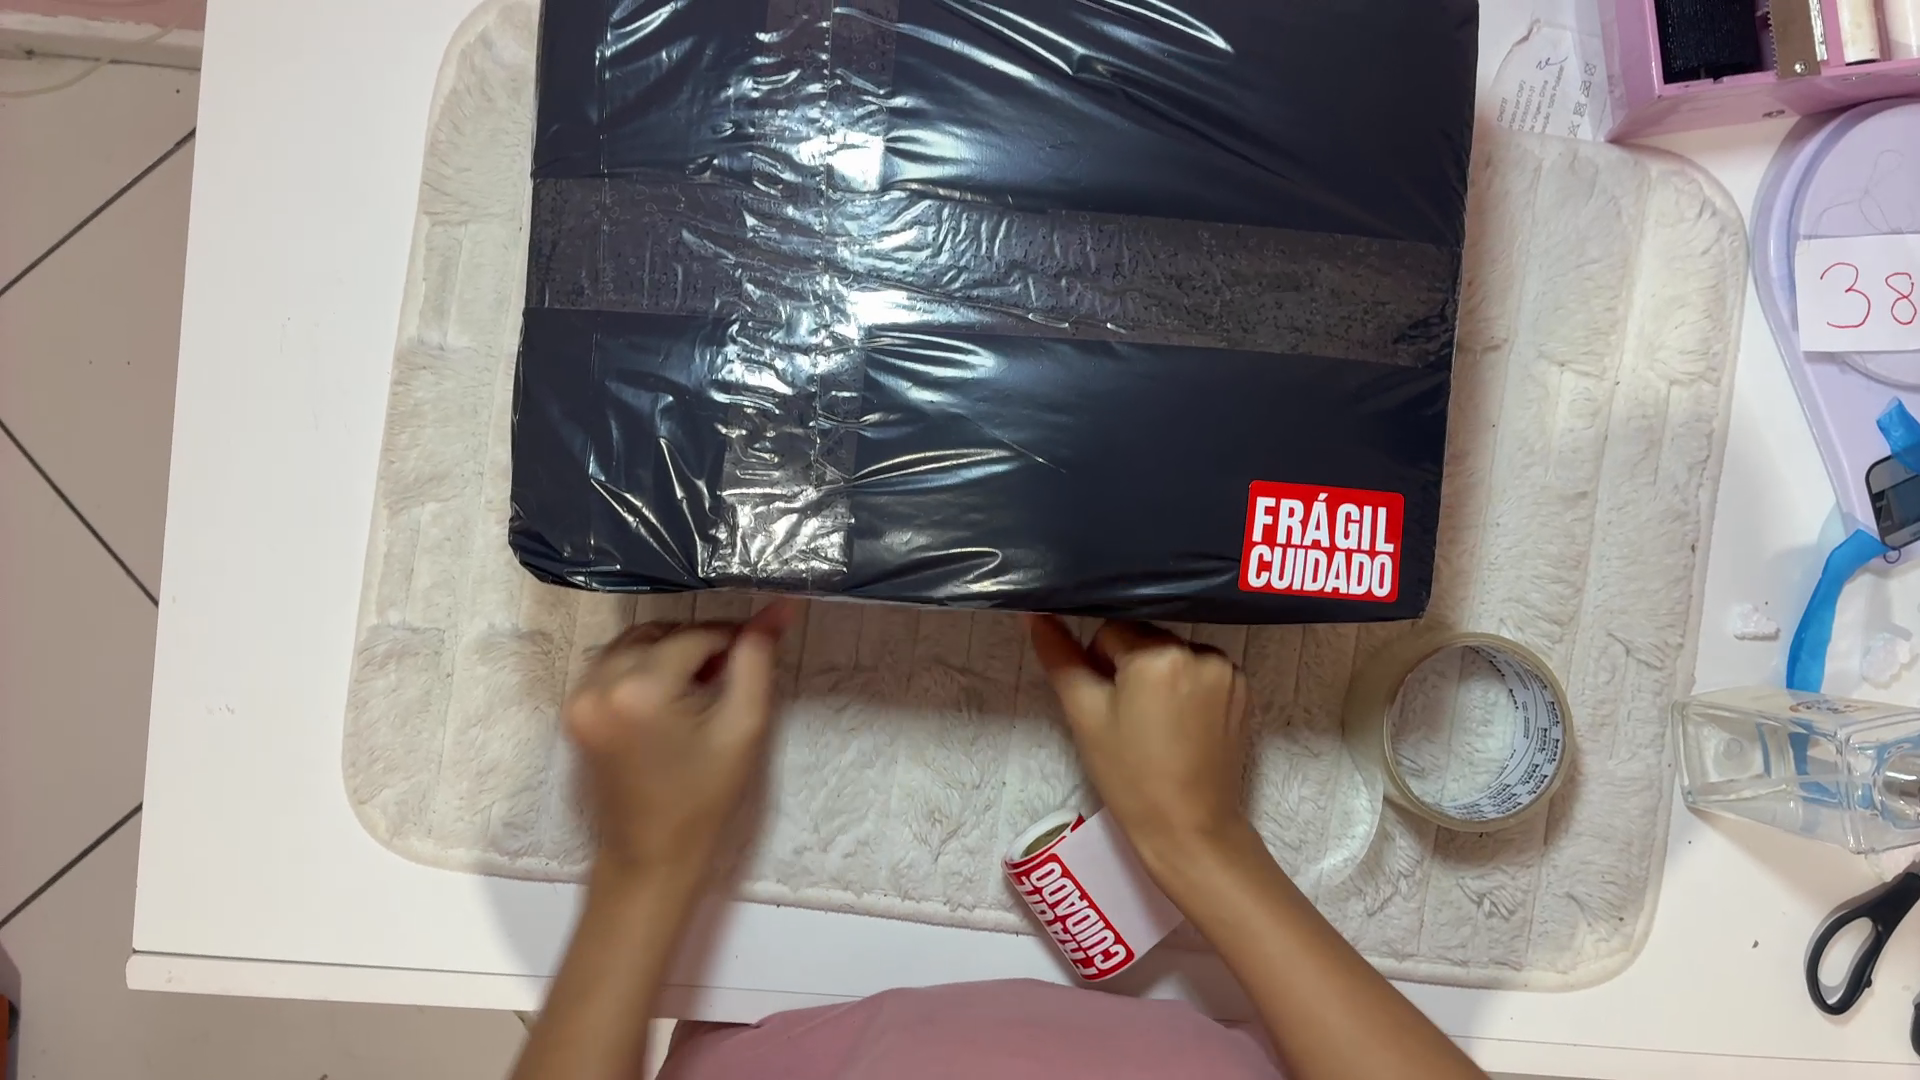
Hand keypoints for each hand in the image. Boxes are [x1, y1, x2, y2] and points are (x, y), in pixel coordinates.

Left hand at [563, 601, 795, 887]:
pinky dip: (644, 666)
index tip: (757, 652)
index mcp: (639, 690)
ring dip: (671, 651)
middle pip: (661, 632)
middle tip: (729, 674)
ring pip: (636, 643)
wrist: (650, 858)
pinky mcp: (574, 710)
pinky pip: (614, 663)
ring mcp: (578, 698)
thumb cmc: (705, 798)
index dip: (732, 639)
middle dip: (699, 644)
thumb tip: (779, 606)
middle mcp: (598, 684)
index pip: (696, 635)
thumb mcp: (744, 725)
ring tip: (701, 686)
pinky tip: (670, 696)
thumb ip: (758, 659)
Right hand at [1026, 616, 1254, 866]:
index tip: (1103, 702)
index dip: (1097, 663)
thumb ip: (1058, 655)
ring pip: (1172, 651)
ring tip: (1153, 721)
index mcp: (1160, 654)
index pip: (1110, 630)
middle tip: (1124, 714)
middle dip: (1128, 664)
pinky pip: (1199, 668)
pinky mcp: (1243, 690)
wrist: (1190, 828)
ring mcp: (1228, 671)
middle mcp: (1200, 652)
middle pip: (1144, 636)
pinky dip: (1185, 684)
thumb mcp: (1084, 713)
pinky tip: (1179, 722)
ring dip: (1157, 672)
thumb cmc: (1128, 774)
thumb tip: (1035, 613)